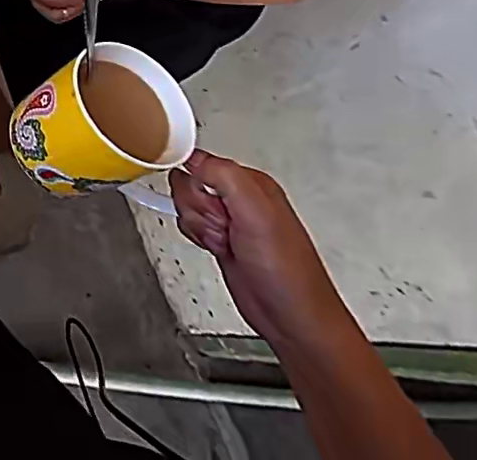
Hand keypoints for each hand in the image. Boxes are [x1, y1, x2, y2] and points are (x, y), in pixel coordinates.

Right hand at [168, 151, 351, 347]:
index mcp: (250, 181)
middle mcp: (238, 196)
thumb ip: (223, 175)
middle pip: (189, 183)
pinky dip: (198, 237)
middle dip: (199, 208)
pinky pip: (189, 224)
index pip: (201, 160)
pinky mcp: (219, 237)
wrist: (290, 318)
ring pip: (186, 205)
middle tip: (225, 224)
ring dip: (200, 226)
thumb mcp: (256, 210)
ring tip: (226, 240)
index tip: (208, 200)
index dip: (196, 181)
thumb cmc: (288, 270)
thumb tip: (194, 158)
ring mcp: (228, 218)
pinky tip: (220, 249)